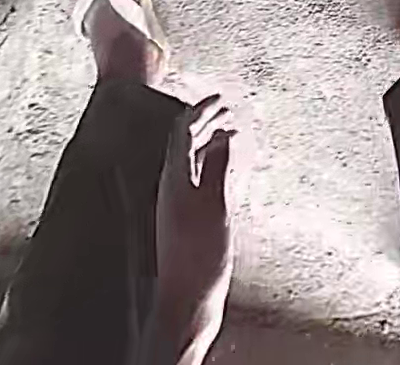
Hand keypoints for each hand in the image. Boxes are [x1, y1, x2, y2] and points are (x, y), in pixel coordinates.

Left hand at [143, 94, 236, 364]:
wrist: (186, 301)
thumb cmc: (200, 257)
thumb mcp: (215, 206)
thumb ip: (217, 167)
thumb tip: (222, 135)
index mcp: (174, 178)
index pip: (182, 129)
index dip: (200, 109)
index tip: (219, 98)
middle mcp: (169, 184)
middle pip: (183, 139)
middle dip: (204, 119)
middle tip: (226, 108)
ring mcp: (174, 198)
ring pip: (189, 155)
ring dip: (207, 137)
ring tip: (229, 128)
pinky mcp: (181, 211)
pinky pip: (193, 171)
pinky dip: (208, 158)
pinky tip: (222, 161)